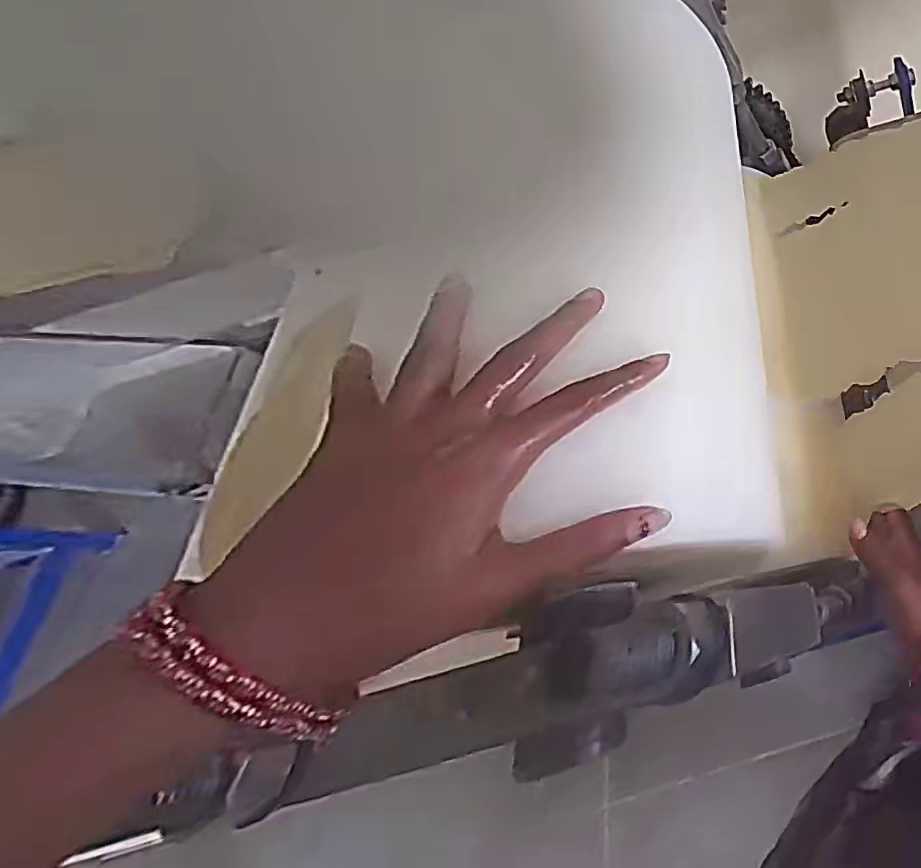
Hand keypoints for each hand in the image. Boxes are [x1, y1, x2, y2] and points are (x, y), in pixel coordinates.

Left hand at [186, 279, 670, 701]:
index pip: (571, 408)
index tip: (653, 359)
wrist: (266, 635)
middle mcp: (444, 432)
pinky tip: (362, 353)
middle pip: (512, 365)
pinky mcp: (340, 445)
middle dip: (556, 328)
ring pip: (431, 361)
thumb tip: (653, 517)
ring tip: (460, 284)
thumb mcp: (501, 585)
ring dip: (450, 321)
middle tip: (586, 296)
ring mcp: (388, 432)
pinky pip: (354, 395)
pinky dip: (360, 371)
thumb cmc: (397, 610)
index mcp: (488, 462)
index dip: (618, 382)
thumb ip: (582, 545)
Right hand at [849, 509, 920, 652]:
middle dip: (876, 521)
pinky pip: (881, 567)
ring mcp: (903, 574)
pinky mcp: (896, 592)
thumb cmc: (912, 607)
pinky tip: (858, 561)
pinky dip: (870, 560)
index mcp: (911, 548)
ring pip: (887, 548)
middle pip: (892, 531)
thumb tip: (854, 521)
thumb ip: (874, 550)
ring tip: (850, 532)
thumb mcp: (892, 576)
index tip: (861, 495)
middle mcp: (909, 557)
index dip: (883, 507)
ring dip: (873, 539)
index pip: (897, 518)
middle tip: (849, 510)